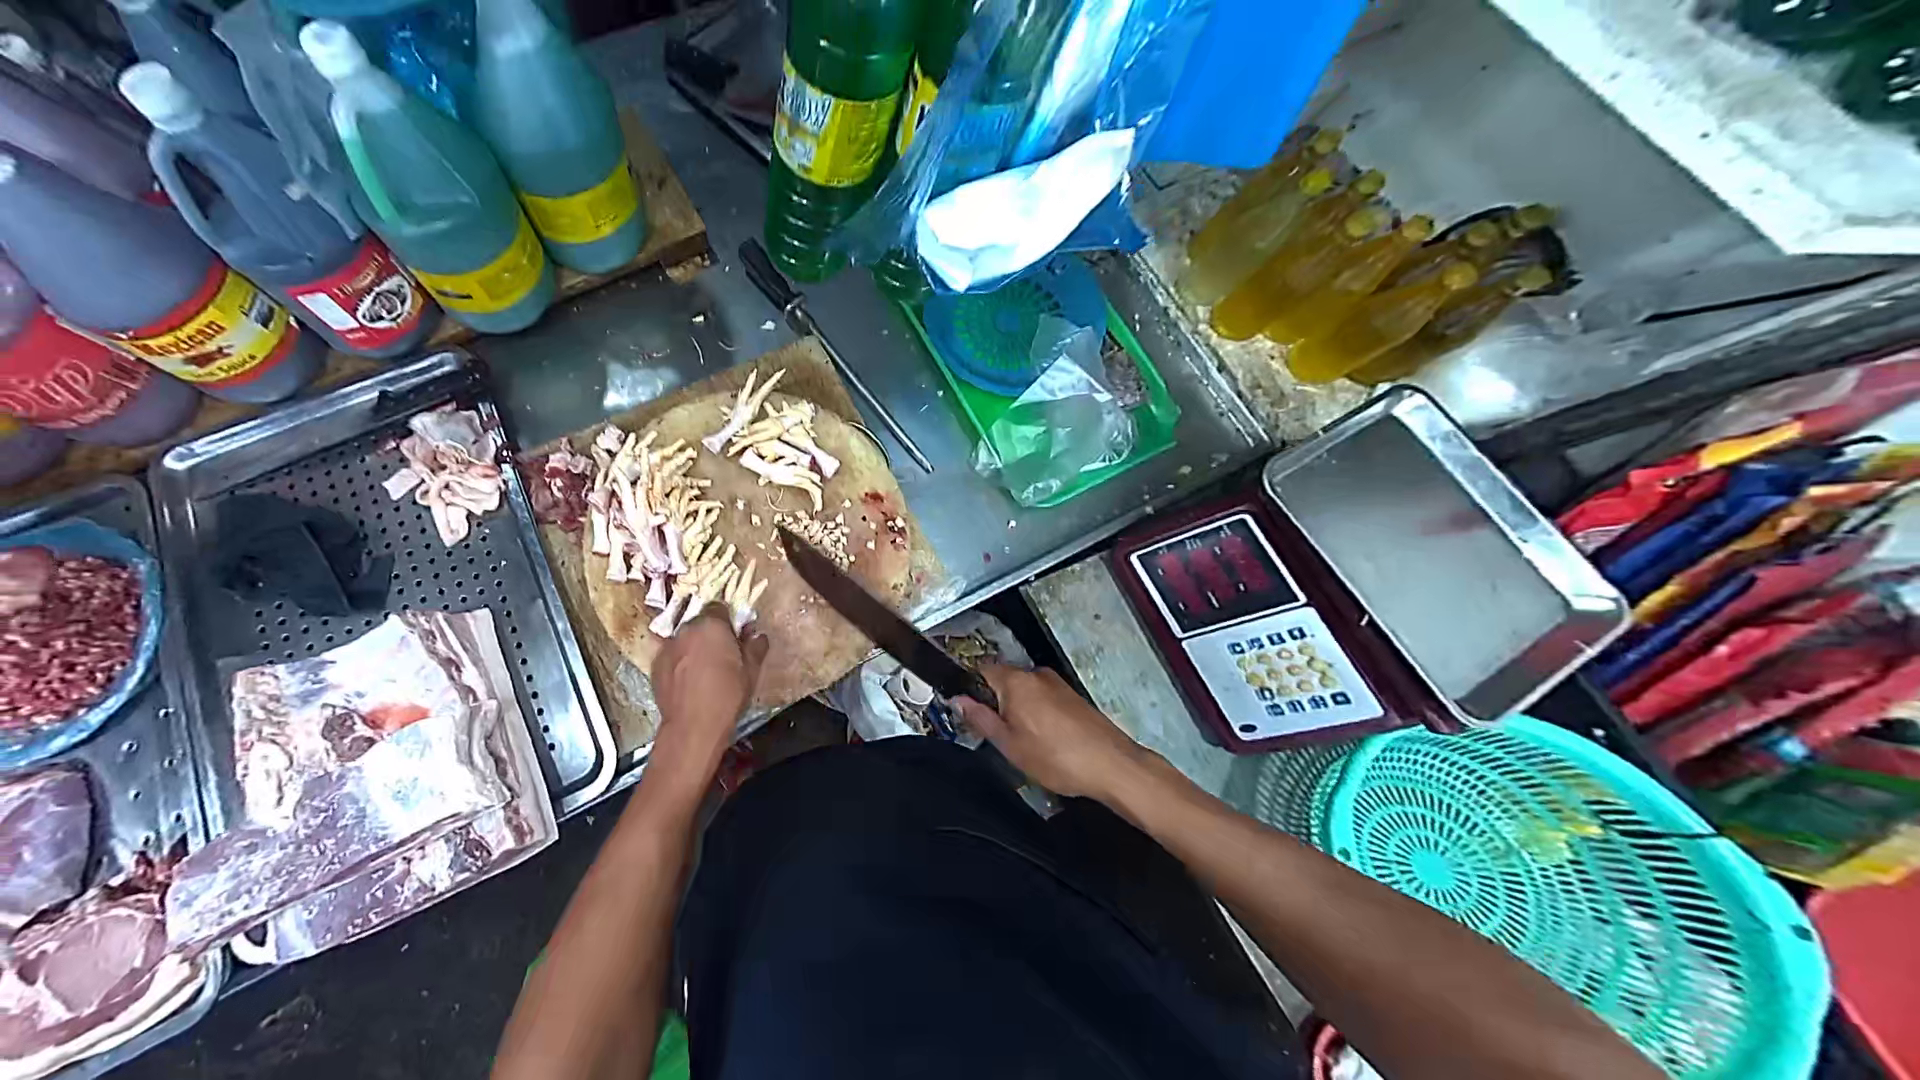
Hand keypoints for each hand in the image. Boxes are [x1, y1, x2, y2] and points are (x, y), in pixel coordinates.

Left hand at [648, 609, 767, 786]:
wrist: (693, 727)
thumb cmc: (727, 695)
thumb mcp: (752, 670)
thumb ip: (756, 646)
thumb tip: (757, 635)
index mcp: (711, 625)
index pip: (719, 607)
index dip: (729, 620)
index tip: (736, 634)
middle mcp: (685, 630)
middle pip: (700, 622)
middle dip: (711, 632)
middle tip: (724, 652)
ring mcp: (667, 647)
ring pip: (685, 638)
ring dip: (694, 646)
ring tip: (705, 668)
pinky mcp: (655, 665)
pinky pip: (672, 655)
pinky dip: (680, 661)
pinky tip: (689, 680)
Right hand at [955, 663, 1152, 799]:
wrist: (1109, 765)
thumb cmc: (1059, 757)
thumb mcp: (1008, 743)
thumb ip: (980, 718)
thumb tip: (958, 701)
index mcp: (1016, 681)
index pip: (982, 669)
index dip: (970, 686)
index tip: (967, 706)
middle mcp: (1037, 675)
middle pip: (1004, 680)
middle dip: (995, 702)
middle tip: (995, 732)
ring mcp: (1057, 684)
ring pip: (1025, 690)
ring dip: (1018, 710)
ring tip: (1024, 741)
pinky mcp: (1071, 696)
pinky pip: (1043, 698)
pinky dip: (1038, 714)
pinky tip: (1044, 741)